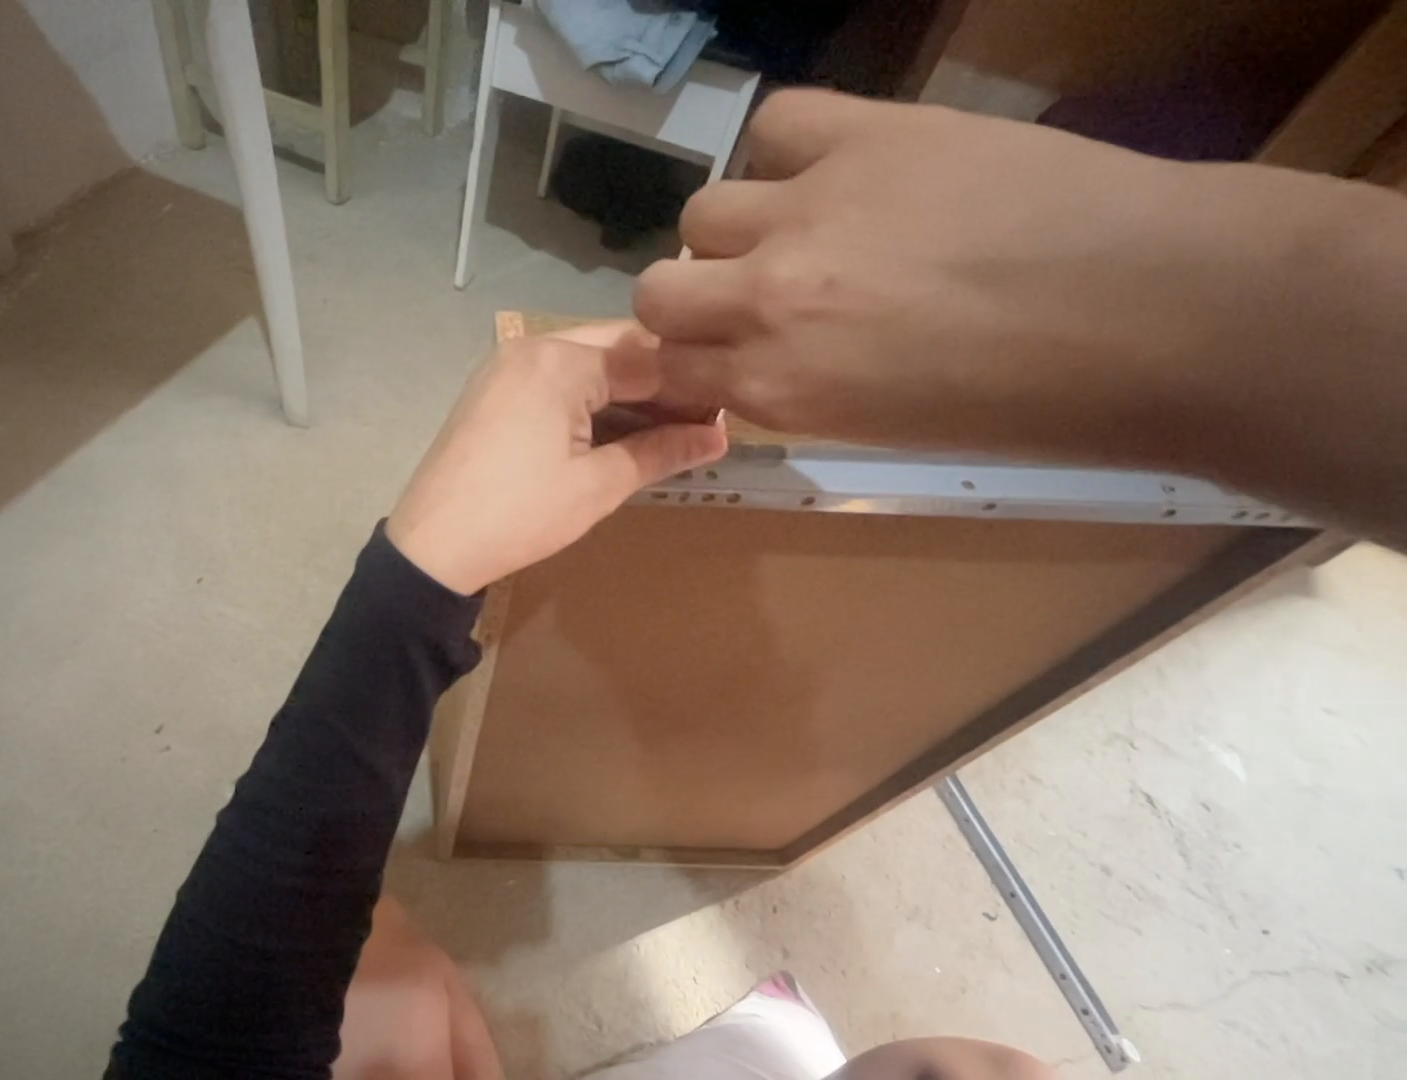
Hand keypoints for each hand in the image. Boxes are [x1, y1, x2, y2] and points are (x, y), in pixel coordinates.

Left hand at [387, 325, 727, 594]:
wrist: (432, 546)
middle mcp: (529, 346)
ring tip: (665, 430)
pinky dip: (586, 400)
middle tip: (697, 422)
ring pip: (582, 364)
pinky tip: (614, 428)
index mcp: (558, 360)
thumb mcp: (597, 486)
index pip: (645, 357)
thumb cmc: (519, 514)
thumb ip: (660, 452)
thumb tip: (718, 438)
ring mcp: (503, 366)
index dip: (688, 386)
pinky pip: (551, 380)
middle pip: (613, 350)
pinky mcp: (490, 391)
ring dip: (623, 392)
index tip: (723, 414)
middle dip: (658, 383)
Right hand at [632, 87, 1396, 480]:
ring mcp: (810, 210)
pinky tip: (831, 169)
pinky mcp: (867, 135)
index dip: (686, 361)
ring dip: (736, 228)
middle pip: (655, 289)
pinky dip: (789, 149)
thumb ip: (784, 389)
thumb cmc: (1017, 405)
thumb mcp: (867, 427)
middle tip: (741, 296)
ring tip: (799, 227)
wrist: (1161, 316)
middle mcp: (767, 301)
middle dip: (687, 300)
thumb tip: (746, 353)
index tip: (712, 355)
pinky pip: (778, 125)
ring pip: (703, 212)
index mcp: (773, 388)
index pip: (668, 366)